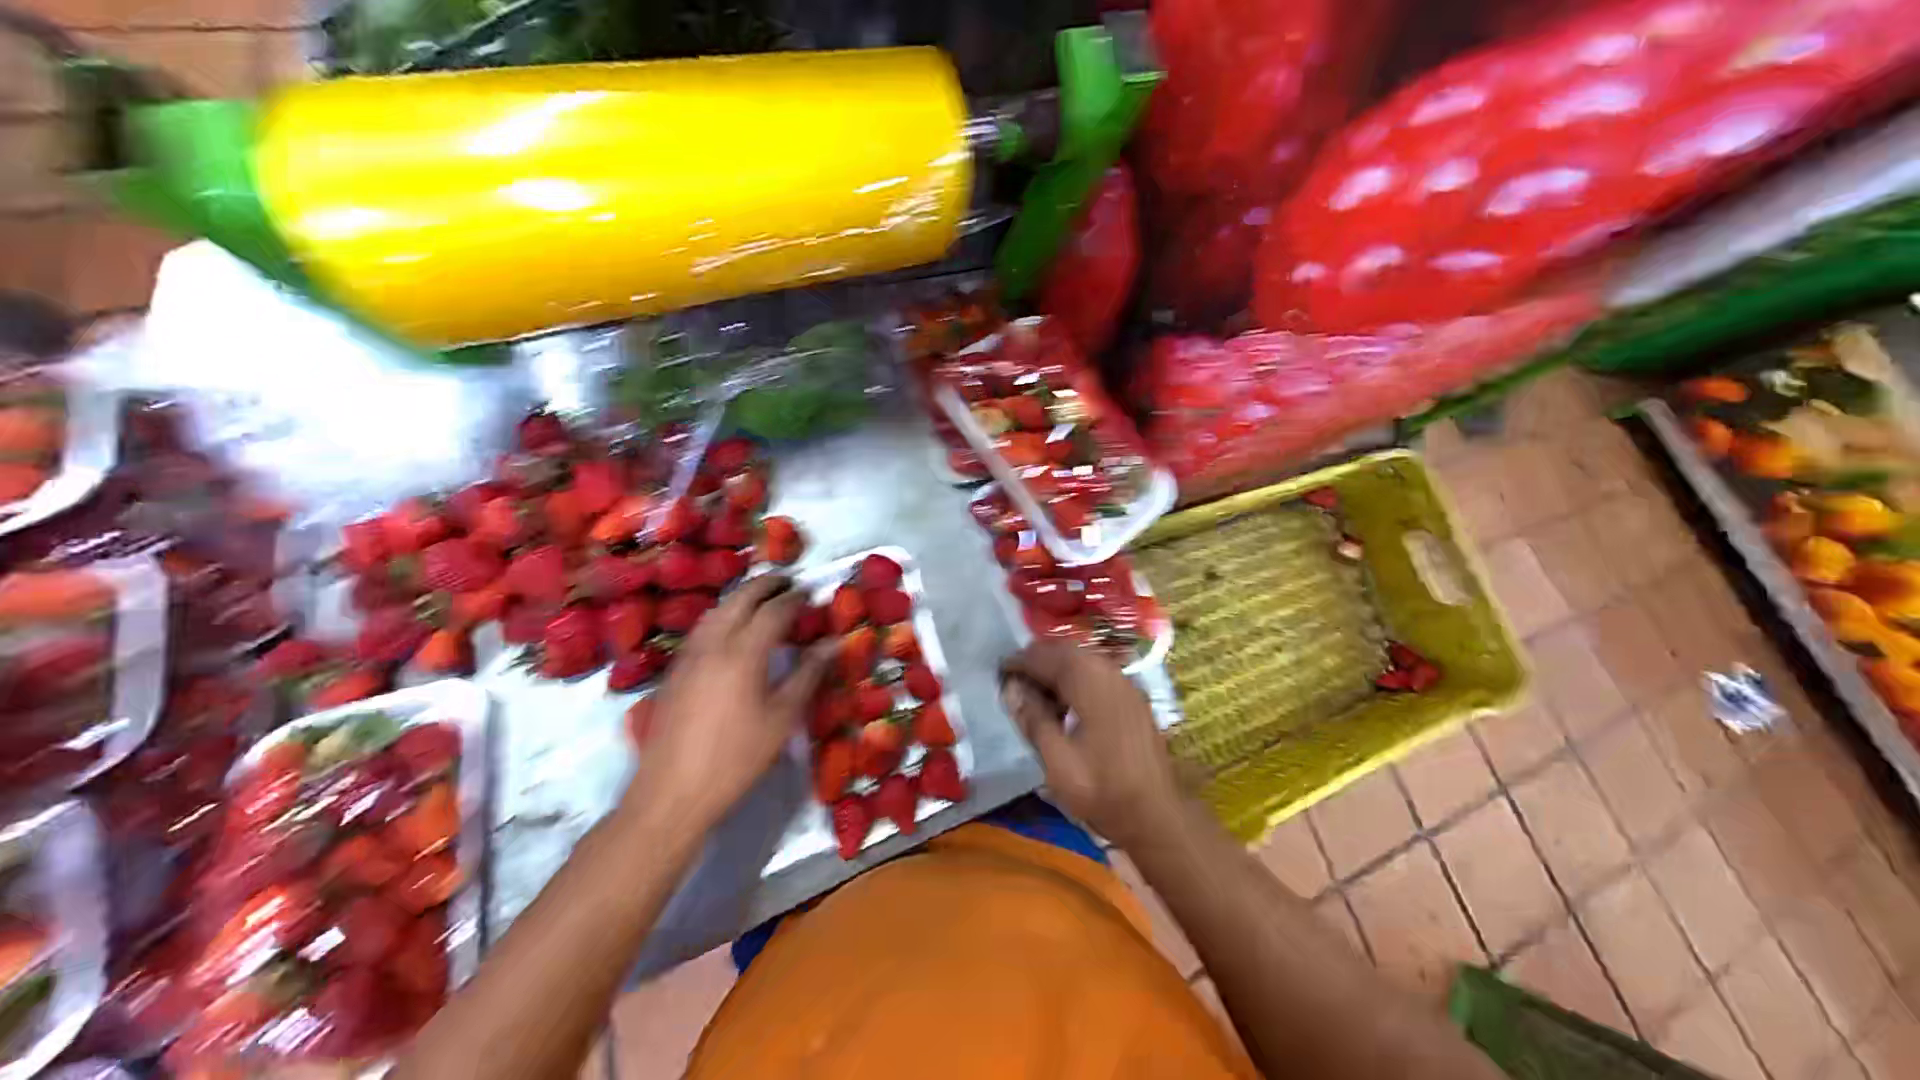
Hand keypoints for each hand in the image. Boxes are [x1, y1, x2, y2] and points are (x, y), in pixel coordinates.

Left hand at [630, 576, 828, 831]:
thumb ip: (808, 674)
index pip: (774, 610)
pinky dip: (723, 615)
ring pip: (717, 609)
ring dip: (742, 597)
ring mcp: (688, 654)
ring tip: (762, 599)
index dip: (795, 599)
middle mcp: (713, 642)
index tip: (811, 594)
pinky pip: (702, 627)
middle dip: (766, 585)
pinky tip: (731, 630)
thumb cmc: (737, 757)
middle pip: (741, 598)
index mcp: (744, 652)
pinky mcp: (674, 670)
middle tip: (788, 583)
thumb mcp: (782, 717)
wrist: (673, 791)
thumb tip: (833, 642)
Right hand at [1001, 641, 1180, 846]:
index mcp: (1090, 682)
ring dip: (1057, 670)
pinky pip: (1098, 674)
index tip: (998, 673)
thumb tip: (1011, 689)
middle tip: (1014, 681)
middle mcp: (1110, 673)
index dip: (1018, 662)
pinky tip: (1064, 705)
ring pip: (1083, 660)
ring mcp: (1126, 685)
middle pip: (1066, 651)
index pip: (1045, 656)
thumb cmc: (1103, 790)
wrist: (1158, 816)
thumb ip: (1033, 719)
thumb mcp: (1057, 760)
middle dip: (1038, 661)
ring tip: (1035, 694)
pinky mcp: (1133, 700)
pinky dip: (1076, 680)